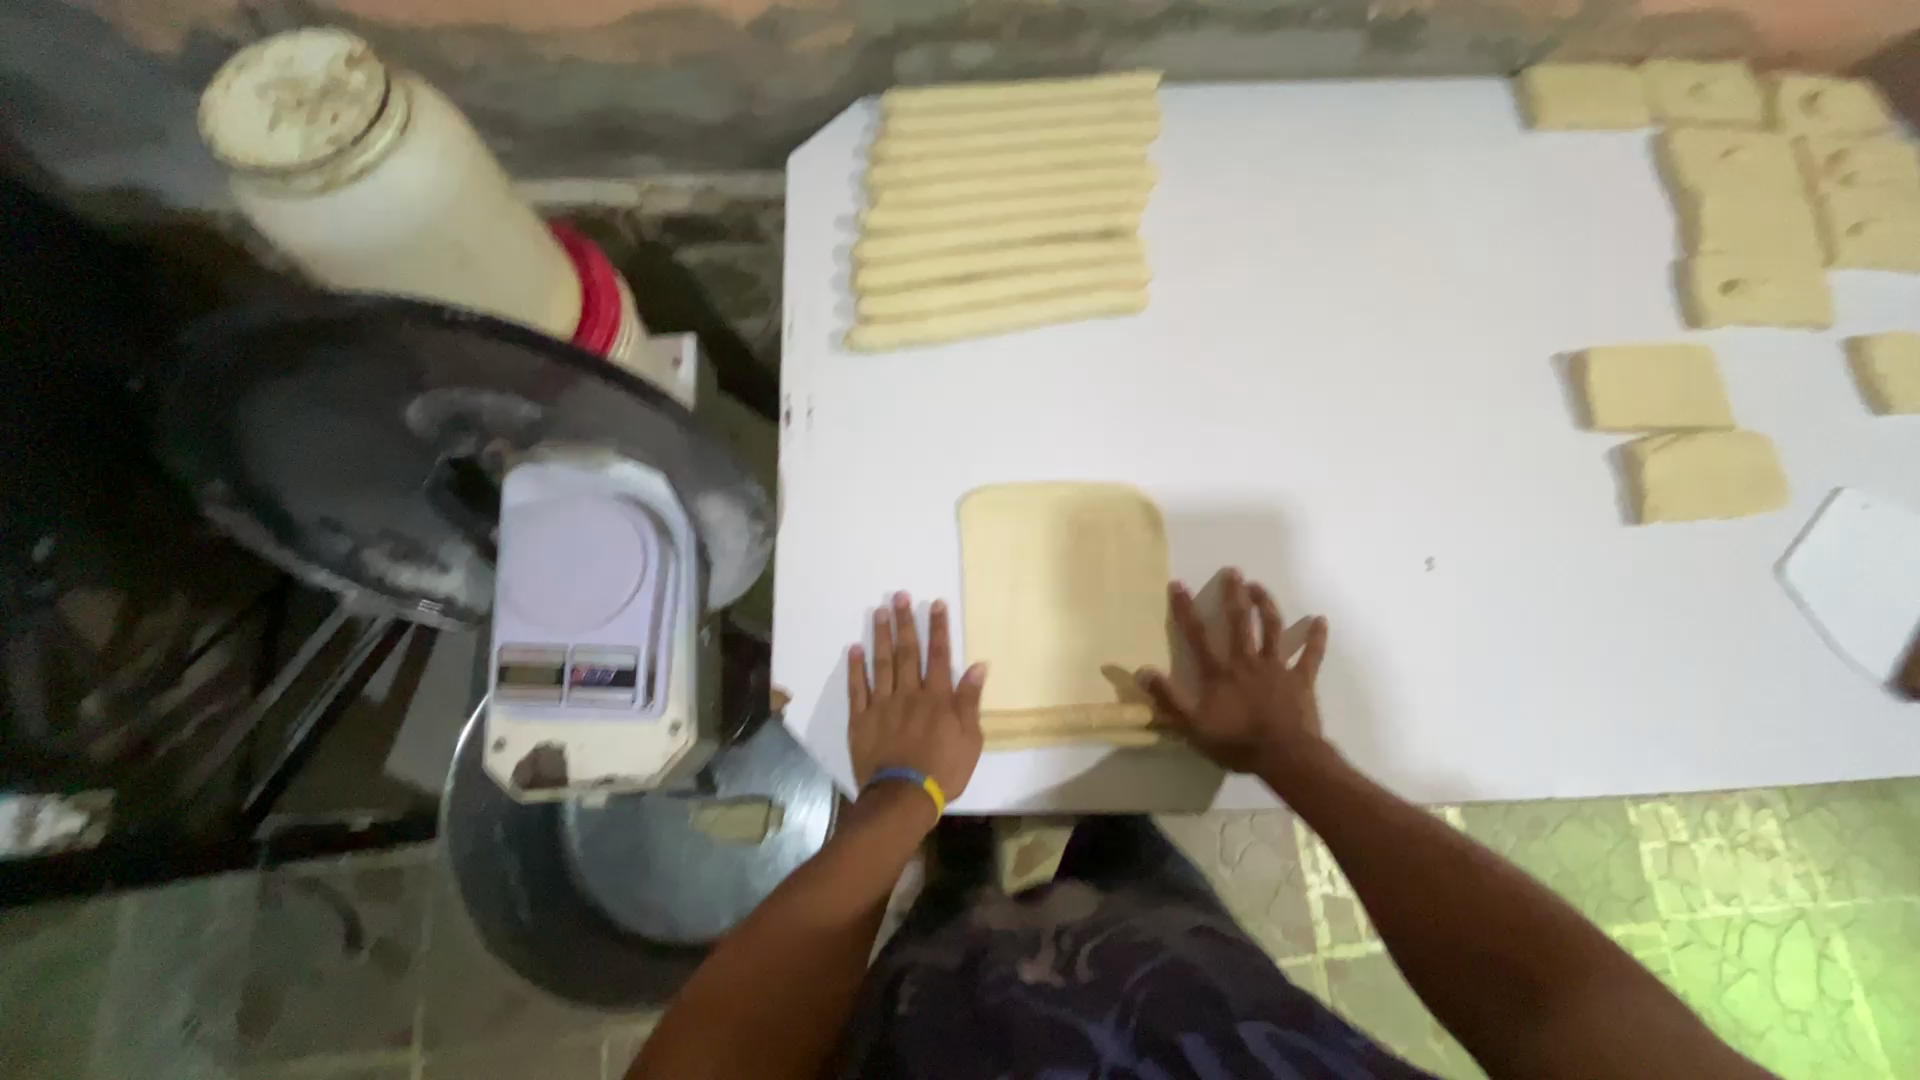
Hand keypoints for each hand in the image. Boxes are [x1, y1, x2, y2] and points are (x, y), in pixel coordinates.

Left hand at [847, 592, 986, 806]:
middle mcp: (910, 693)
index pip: (939, 655)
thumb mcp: (970, 739)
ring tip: (879, 612)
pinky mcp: (861, 719)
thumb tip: (978, 666)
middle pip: (908, 652)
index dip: (938, 628)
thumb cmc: (944, 770)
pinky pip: (858, 689)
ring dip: (881, 636)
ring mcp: (883, 705)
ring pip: (882, 664)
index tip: (935, 603)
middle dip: (905, 622)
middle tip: (899, 596)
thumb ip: (970, 701)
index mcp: (937, 698)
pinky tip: (854, 649)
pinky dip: (856, 668)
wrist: (904, 797)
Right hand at [1137, 570, 1330, 773]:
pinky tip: (1320, 620)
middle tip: (1233, 571)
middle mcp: (1247, 662)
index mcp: (1220, 672)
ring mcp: (1277, 668)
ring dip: (1266, 605)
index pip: (1198, 635)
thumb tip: (1142, 671)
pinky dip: (1316, 638)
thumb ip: (1168, 698)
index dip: (1186, 609)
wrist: (1285, 757)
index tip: (1179, 584)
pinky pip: (1311, 655)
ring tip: (1259, 587)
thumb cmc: (1236, 743)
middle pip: (1240, 622)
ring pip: (1273, 629)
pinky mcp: (1301, 680)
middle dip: (1234, 595)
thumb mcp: (1192, 726)